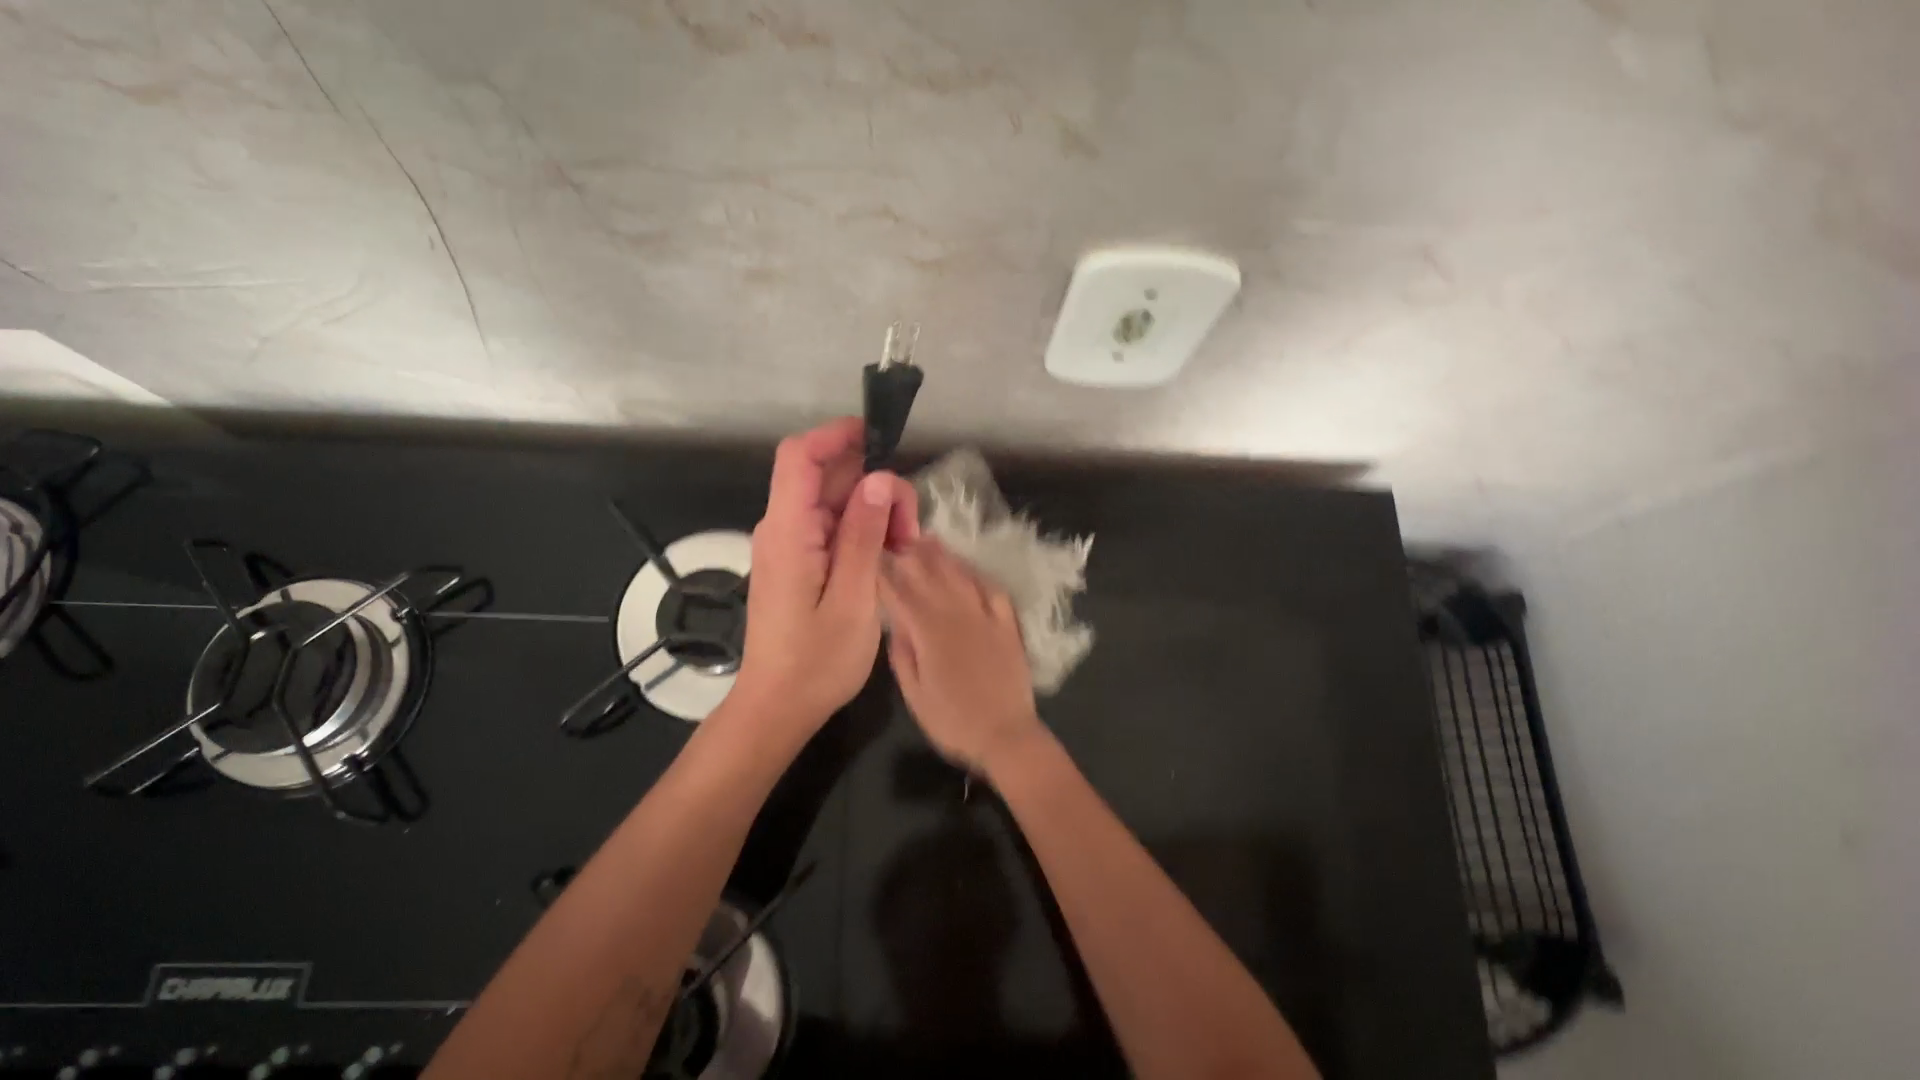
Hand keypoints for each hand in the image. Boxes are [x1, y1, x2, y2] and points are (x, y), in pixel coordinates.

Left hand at [732, 418, 918, 734]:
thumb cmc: (816, 661)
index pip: (799, 456)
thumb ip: (864, 535)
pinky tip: (888, 555)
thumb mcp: (853, 599)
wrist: (778, 706)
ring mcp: (789, 546)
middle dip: (873, 485)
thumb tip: (880, 479)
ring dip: (873, 511)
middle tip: (910, 528)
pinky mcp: (798, 563)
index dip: (836, 436)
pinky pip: (830, 527)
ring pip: (833, 501)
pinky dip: (862, 531)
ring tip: (904, 547)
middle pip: (825, 476)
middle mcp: (782, 529)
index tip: (881, 440)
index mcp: (788, 531)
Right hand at [879, 540, 1044, 771]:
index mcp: (928, 631)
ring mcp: (986, 616)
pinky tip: (967, 568)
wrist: (1006, 736)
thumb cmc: (953, 722)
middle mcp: (956, 614)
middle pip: (929, 575)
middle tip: (894, 539)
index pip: (899, 593)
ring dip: (941, 556)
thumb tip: (896, 622)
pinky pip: (991, 588)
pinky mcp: (1008, 624)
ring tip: (925, 540)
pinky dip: (976, 574)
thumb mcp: (914, 695)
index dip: (883, 572)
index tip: (869, 555)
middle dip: (910, 555)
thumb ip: (902, 654)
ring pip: (960, 575)